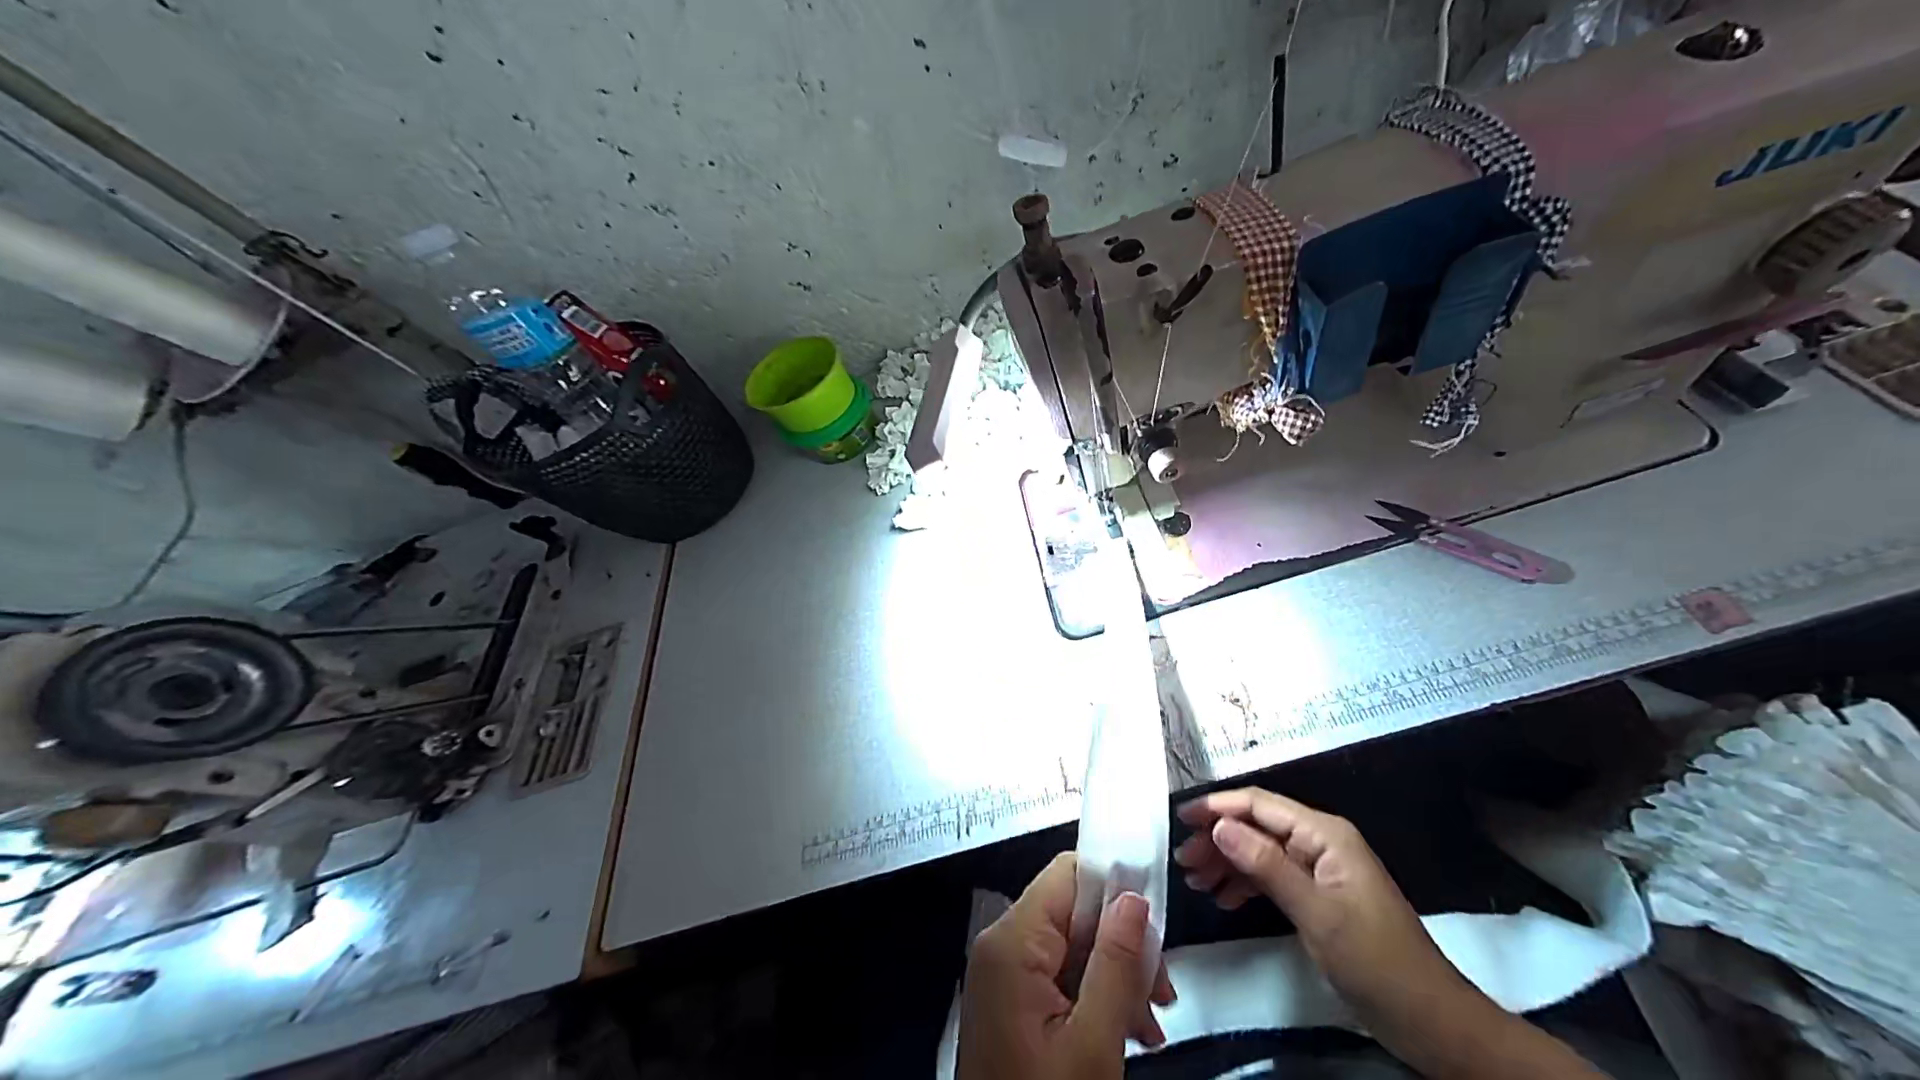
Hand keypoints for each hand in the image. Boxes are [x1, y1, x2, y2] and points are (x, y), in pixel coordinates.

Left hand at [957, 852, 1175, 1079]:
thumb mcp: (1092, 1042)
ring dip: (1115, 973)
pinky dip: (1095, 992)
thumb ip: (1115, 965)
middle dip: (1121, 943)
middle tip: (1159, 992)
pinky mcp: (1012, 995)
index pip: (1066, 875)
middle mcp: (1003, 943)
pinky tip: (1127, 1029)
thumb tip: (1134, 898)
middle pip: (1073, 910)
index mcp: (1014, 941)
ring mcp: (1005, 969)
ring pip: (1072, 943)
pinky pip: (1060, 971)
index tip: (1155, 919)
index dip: (1113, 884)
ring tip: (1147, 1023)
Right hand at [1174, 789, 1609, 1079]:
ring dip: (1226, 862)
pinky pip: (1271, 875)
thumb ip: (1266, 864)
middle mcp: (1319, 842)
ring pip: (1259, 850)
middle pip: (1256, 826)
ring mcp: (1318, 869)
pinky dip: (1244, 883)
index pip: (1259, 804)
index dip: (1217, 806)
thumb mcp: (1316, 912)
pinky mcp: (1317, 895)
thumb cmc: (1375, 961)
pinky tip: (1223, 898)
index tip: (1179, 819)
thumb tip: (1218, 825)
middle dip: (1217, 839)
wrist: (1429, 1019)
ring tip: (1195, 881)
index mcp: (1325, 834)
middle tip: (1183, 862)